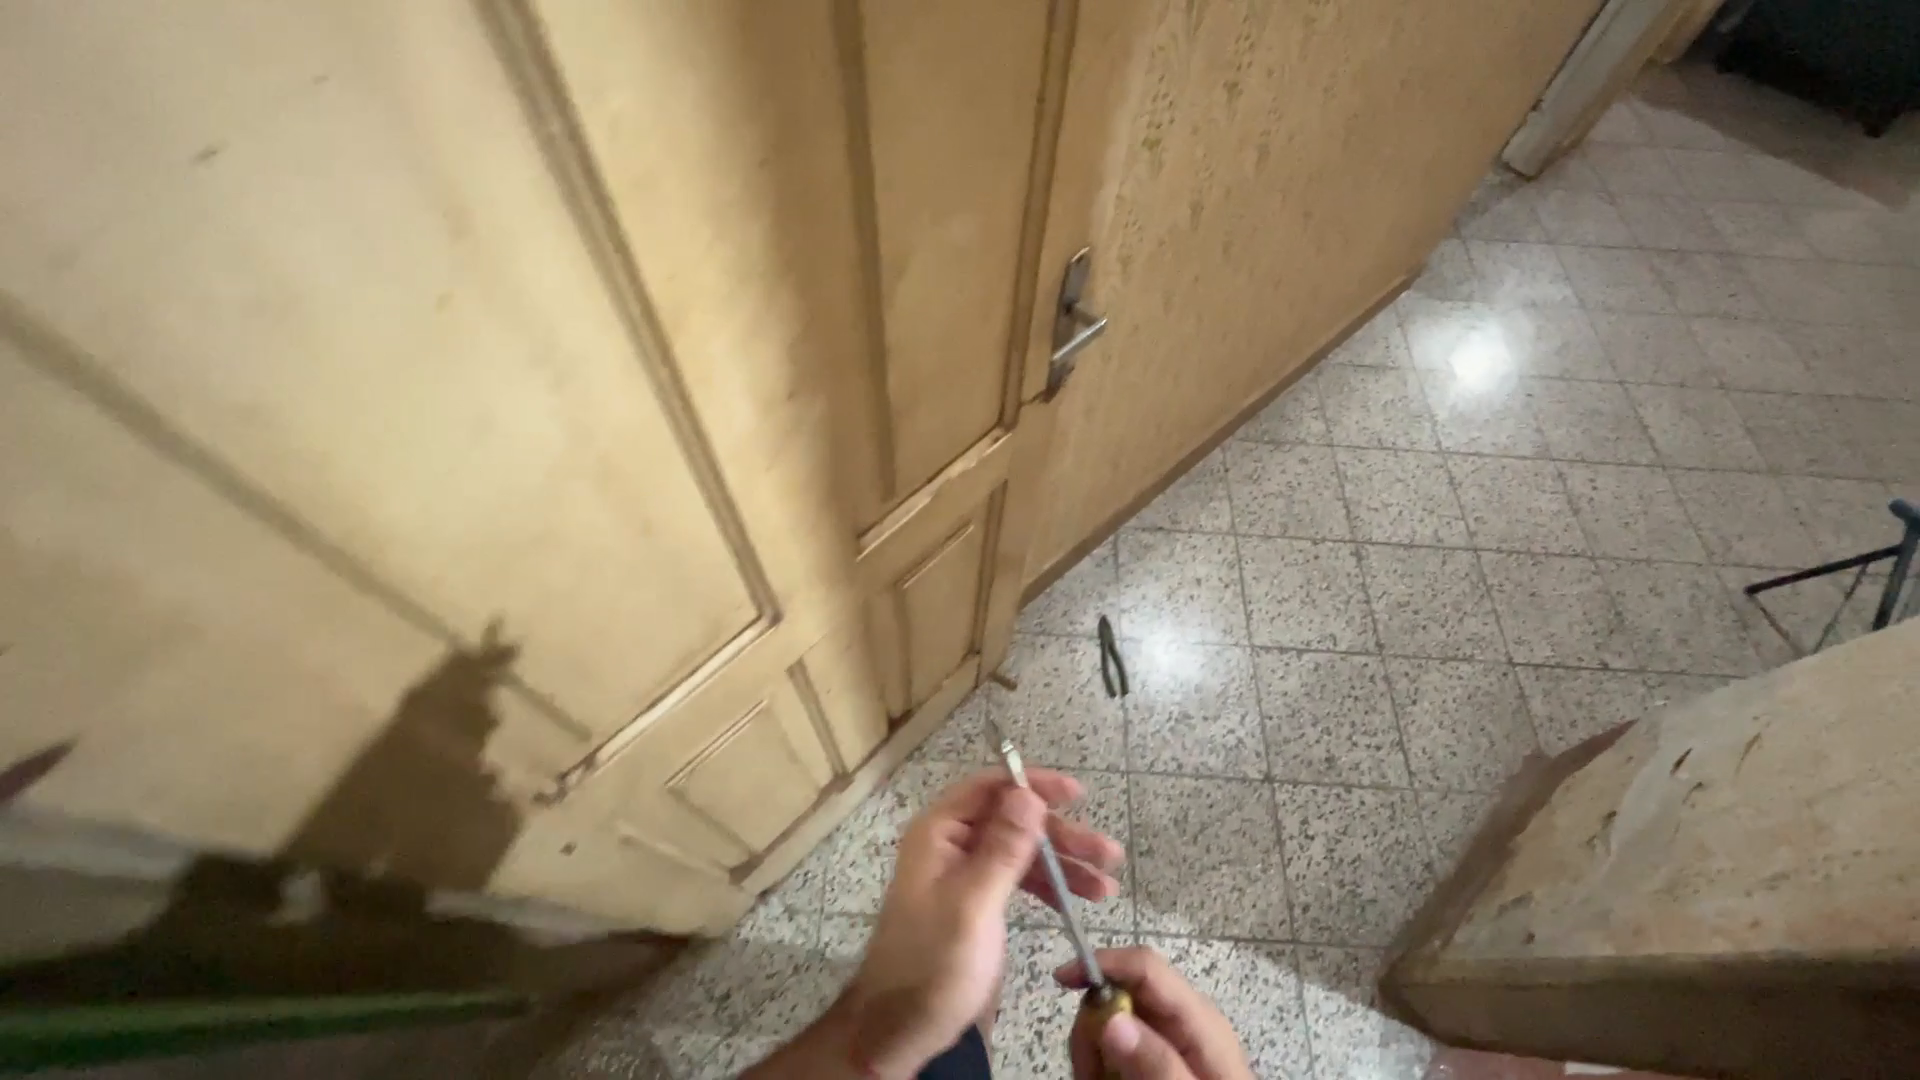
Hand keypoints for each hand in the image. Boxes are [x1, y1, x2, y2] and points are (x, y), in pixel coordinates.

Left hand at [846, 768, 1124, 1076]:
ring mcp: (965, 871)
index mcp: (940, 832)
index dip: (1034, 785)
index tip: (1077, 794)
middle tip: (1108, 854)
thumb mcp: (973, 904)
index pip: (991, 788)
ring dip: (1063, 864)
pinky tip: (1079, 901)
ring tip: (1107, 886)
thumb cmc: (932, 963)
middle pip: (1014, 820)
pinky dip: (1049, 887)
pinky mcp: (978, 899)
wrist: (900, 1027)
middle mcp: (953, 843)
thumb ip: (1002, 848)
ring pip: (1022, 850)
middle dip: (1061, 835)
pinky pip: (1019, 878)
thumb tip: (1028, 792)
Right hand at [1056, 947, 1252, 1079]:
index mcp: (1198, 1017)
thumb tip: (1109, 1019)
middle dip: (1092, 1024)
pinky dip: (1103, 1062)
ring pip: (1113, 1017)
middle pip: (1121, 991)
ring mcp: (1171, 1034)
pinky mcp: (1161, 1052)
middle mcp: (1182, 1016)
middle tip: (1084, 1072)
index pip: (1146, 965)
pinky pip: (1120, 1042)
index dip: (1103, 961)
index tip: (1062, 979)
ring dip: (1093, 1049)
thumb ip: (1157, 1064)